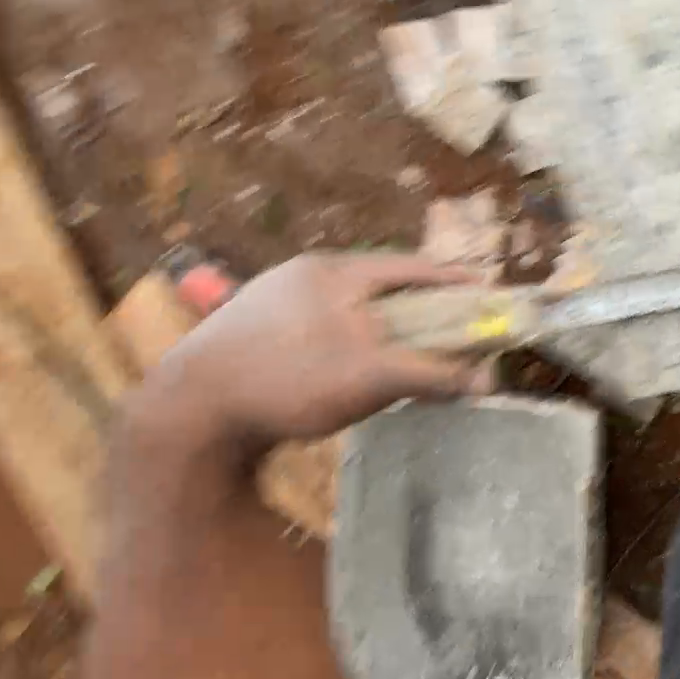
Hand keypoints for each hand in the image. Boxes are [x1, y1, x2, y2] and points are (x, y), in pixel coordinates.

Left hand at [135, 253, 493, 453]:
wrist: (189, 411)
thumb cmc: (289, 380)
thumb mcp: (375, 377)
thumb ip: (437, 376)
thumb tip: (490, 382)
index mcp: (332, 272)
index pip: (410, 267)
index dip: (453, 280)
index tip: (486, 291)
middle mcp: (302, 275)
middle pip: (382, 283)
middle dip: (423, 303)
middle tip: (455, 324)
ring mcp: (273, 299)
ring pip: (352, 304)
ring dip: (390, 323)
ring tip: (413, 347)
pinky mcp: (256, 328)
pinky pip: (327, 323)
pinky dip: (359, 337)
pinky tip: (362, 362)